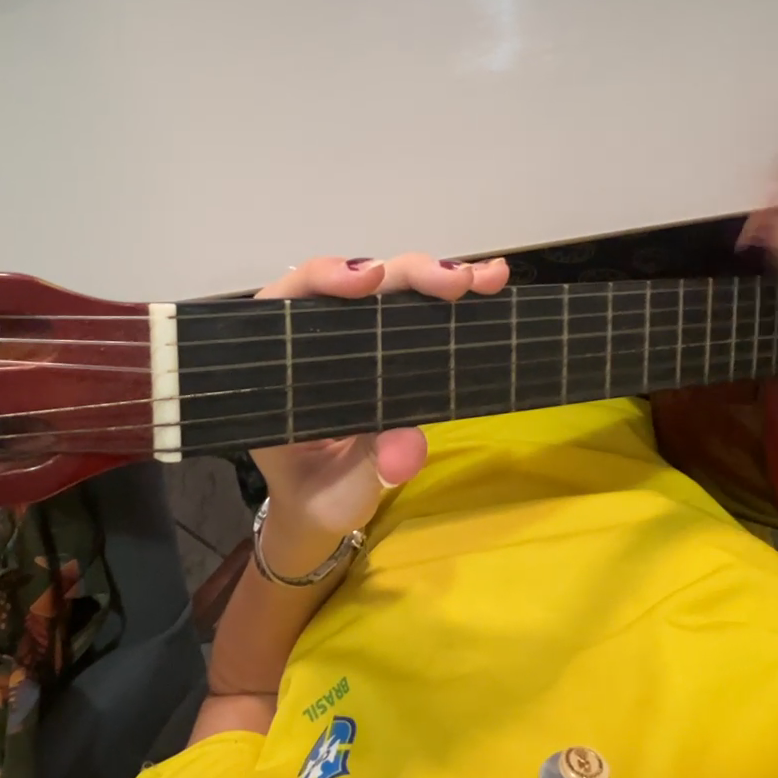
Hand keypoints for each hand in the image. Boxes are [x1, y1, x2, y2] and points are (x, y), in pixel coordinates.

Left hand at [249, 254, 509, 544]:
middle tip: (453, 282)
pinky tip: (493, 282)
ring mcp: (361, 335)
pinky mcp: (394, 344)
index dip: (327, 277)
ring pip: (395, 288)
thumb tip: (406, 453)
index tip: (368, 279)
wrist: (329, 504)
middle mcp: (320, 335)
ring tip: (486, 278)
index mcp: (284, 363)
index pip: (292, 301)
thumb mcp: (339, 489)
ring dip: (439, 277)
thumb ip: (367, 468)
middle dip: (407, 274)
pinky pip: (422, 311)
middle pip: (359, 284)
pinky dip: (457, 296)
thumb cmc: (319, 491)